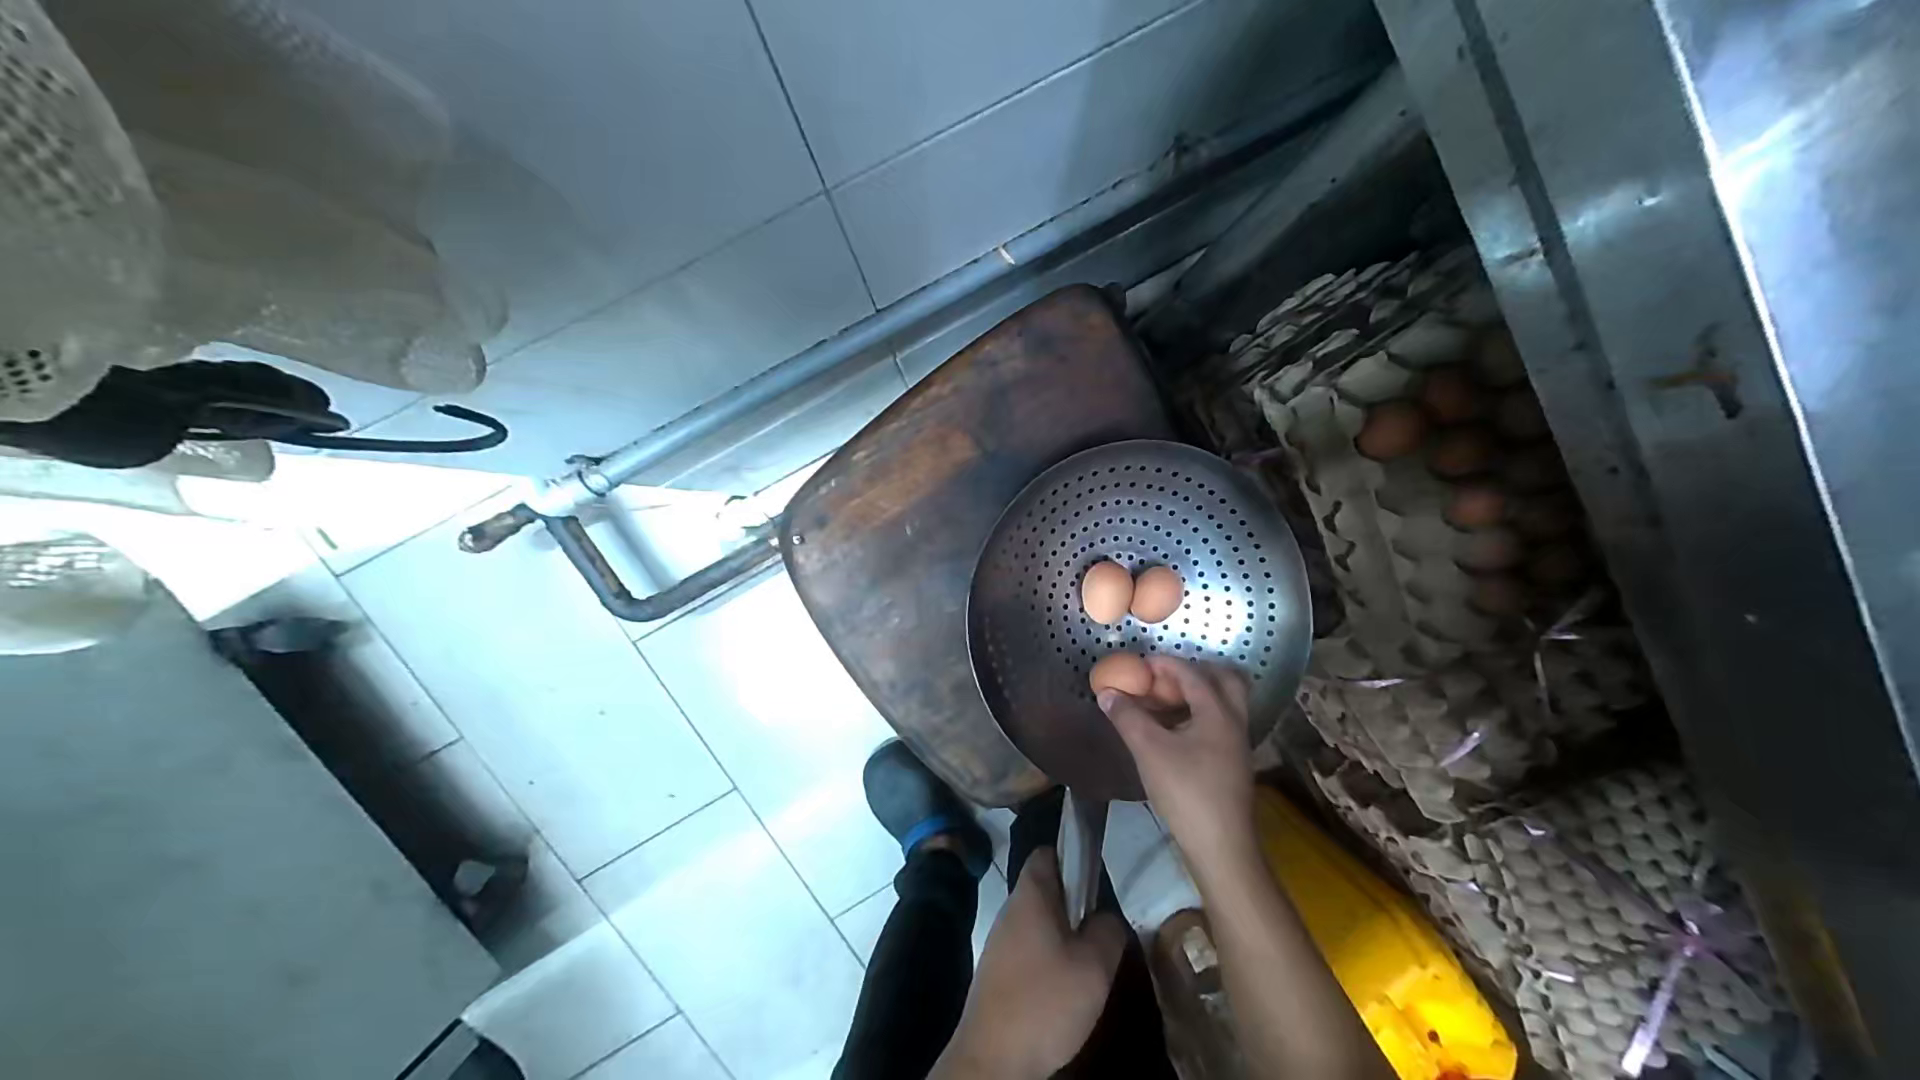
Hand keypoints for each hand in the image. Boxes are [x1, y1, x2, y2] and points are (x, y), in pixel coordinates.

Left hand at [931, 849, 1126, 1079]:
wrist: (993, 1057)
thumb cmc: (1045, 1001)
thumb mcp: (1094, 966)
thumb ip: (1108, 930)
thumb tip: (1106, 917)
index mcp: (1030, 894)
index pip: (1047, 852)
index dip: (1073, 856)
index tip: (1097, 878)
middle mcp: (1010, 908)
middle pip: (1046, 889)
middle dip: (1075, 903)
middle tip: (1102, 928)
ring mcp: (1000, 940)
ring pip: (1040, 922)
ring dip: (1064, 935)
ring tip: (1090, 960)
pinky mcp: (998, 970)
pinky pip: (1030, 949)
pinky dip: (1050, 958)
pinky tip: (1067, 986)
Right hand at [1098, 657, 1258, 875]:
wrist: (1220, 846)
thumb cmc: (1186, 791)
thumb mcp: (1149, 750)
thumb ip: (1127, 716)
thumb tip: (1107, 693)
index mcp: (1218, 712)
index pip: (1192, 674)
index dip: (1164, 664)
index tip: (1139, 665)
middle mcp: (1234, 722)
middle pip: (1224, 680)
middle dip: (1194, 672)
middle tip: (1163, 677)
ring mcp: (1237, 745)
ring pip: (1224, 704)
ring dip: (1197, 694)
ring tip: (1165, 701)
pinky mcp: (1233, 764)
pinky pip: (1219, 723)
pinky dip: (1199, 715)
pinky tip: (1175, 730)